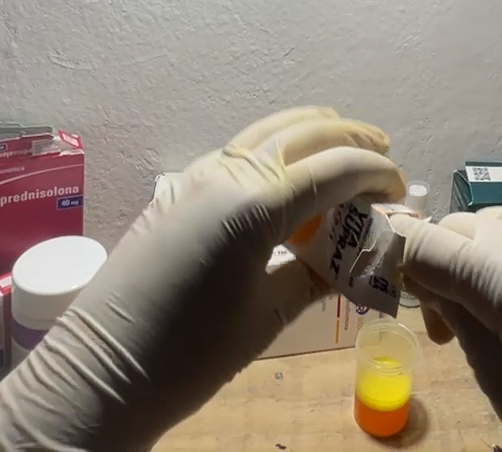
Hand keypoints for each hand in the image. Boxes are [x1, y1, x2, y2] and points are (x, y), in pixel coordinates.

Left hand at [0, 107, 404, 451]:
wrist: (100, 373)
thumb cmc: (190, 356)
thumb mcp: (267, 316)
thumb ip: (320, 273)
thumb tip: (364, 254)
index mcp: (257, 204)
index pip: (335, 169)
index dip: (376, 173)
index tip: (400, 189)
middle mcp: (231, 170)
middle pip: (307, 132)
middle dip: (352, 138)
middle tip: (383, 153)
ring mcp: (202, 171)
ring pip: (272, 128)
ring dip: (314, 131)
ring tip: (344, 144)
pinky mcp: (184, 184)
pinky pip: (244, 147)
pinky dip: (280, 146)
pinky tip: (291, 170)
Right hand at [398, 208, 501, 451]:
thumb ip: (465, 326)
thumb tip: (432, 285)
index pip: (429, 243)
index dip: (402, 262)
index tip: (404, 297)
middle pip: (462, 225)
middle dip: (442, 262)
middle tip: (453, 323)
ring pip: (501, 221)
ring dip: (481, 253)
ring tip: (498, 309)